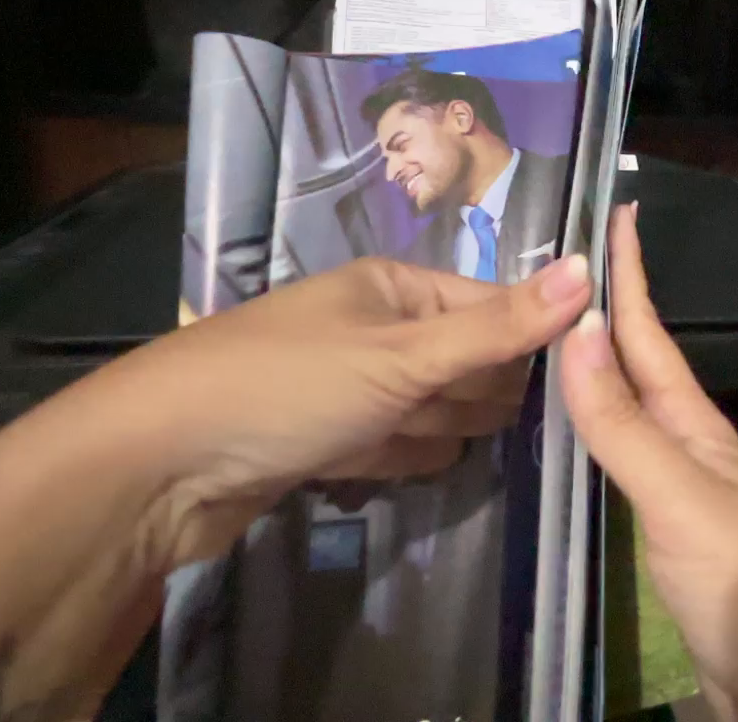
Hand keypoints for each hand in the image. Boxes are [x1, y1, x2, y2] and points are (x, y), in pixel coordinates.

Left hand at [67, 252, 593, 568]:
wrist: (148, 471)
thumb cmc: (291, 386)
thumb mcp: (407, 353)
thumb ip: (501, 324)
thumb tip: (589, 267)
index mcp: (393, 287)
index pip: (486, 305)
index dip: (530, 335)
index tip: (582, 376)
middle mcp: (373, 327)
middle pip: (459, 354)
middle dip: (495, 384)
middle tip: (554, 421)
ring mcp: (346, 385)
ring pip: (427, 401)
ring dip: (459, 420)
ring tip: (512, 445)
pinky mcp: (323, 438)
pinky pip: (390, 439)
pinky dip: (415, 451)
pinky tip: (444, 463)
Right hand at [560, 207, 737, 721]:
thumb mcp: (681, 494)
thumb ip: (625, 421)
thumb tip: (579, 324)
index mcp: (692, 422)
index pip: (649, 331)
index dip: (631, 271)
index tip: (615, 210)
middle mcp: (684, 444)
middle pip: (638, 362)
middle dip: (609, 308)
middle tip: (564, 264)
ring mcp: (676, 488)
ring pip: (628, 411)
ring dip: (599, 368)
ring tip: (559, 332)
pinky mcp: (664, 534)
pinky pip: (621, 462)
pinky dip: (597, 433)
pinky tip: (578, 434)